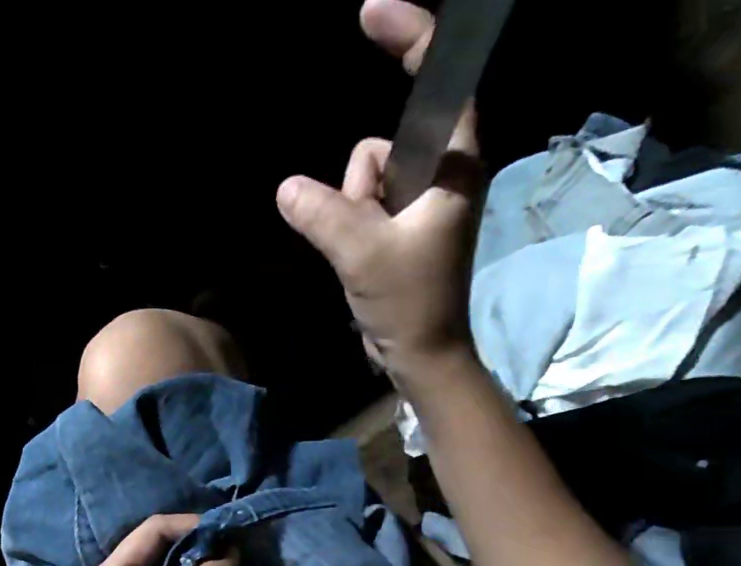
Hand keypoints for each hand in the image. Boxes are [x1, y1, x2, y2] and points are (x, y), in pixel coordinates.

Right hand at [276, 0, 482, 377]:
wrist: (422, 357)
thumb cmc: (411, 303)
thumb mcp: (362, 254)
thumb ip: (322, 213)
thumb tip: (287, 188)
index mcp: (453, 168)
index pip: (441, 82)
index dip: (411, 38)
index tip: (368, 14)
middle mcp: (440, 178)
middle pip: (383, 145)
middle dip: (359, 186)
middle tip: (370, 236)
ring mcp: (419, 206)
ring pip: (365, 181)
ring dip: (352, 215)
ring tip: (369, 257)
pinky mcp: (401, 229)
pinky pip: (361, 207)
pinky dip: (351, 228)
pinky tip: (363, 263)